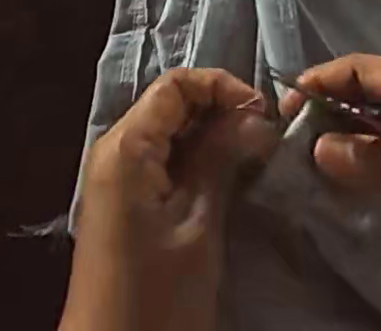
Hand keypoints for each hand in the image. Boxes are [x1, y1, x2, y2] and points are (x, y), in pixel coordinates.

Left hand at [61, 68, 277, 330]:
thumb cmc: (155, 296)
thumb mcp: (197, 223)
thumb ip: (221, 159)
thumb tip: (255, 116)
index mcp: (126, 145)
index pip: (175, 85)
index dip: (220, 86)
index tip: (261, 111)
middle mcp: (116, 148)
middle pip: (171, 103)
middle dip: (218, 108)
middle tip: (263, 133)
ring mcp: (118, 174)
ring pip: (169, 130)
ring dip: (210, 133)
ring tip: (252, 151)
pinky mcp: (125, 199)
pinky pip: (162, 157)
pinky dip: (195, 156)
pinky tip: (226, 174)